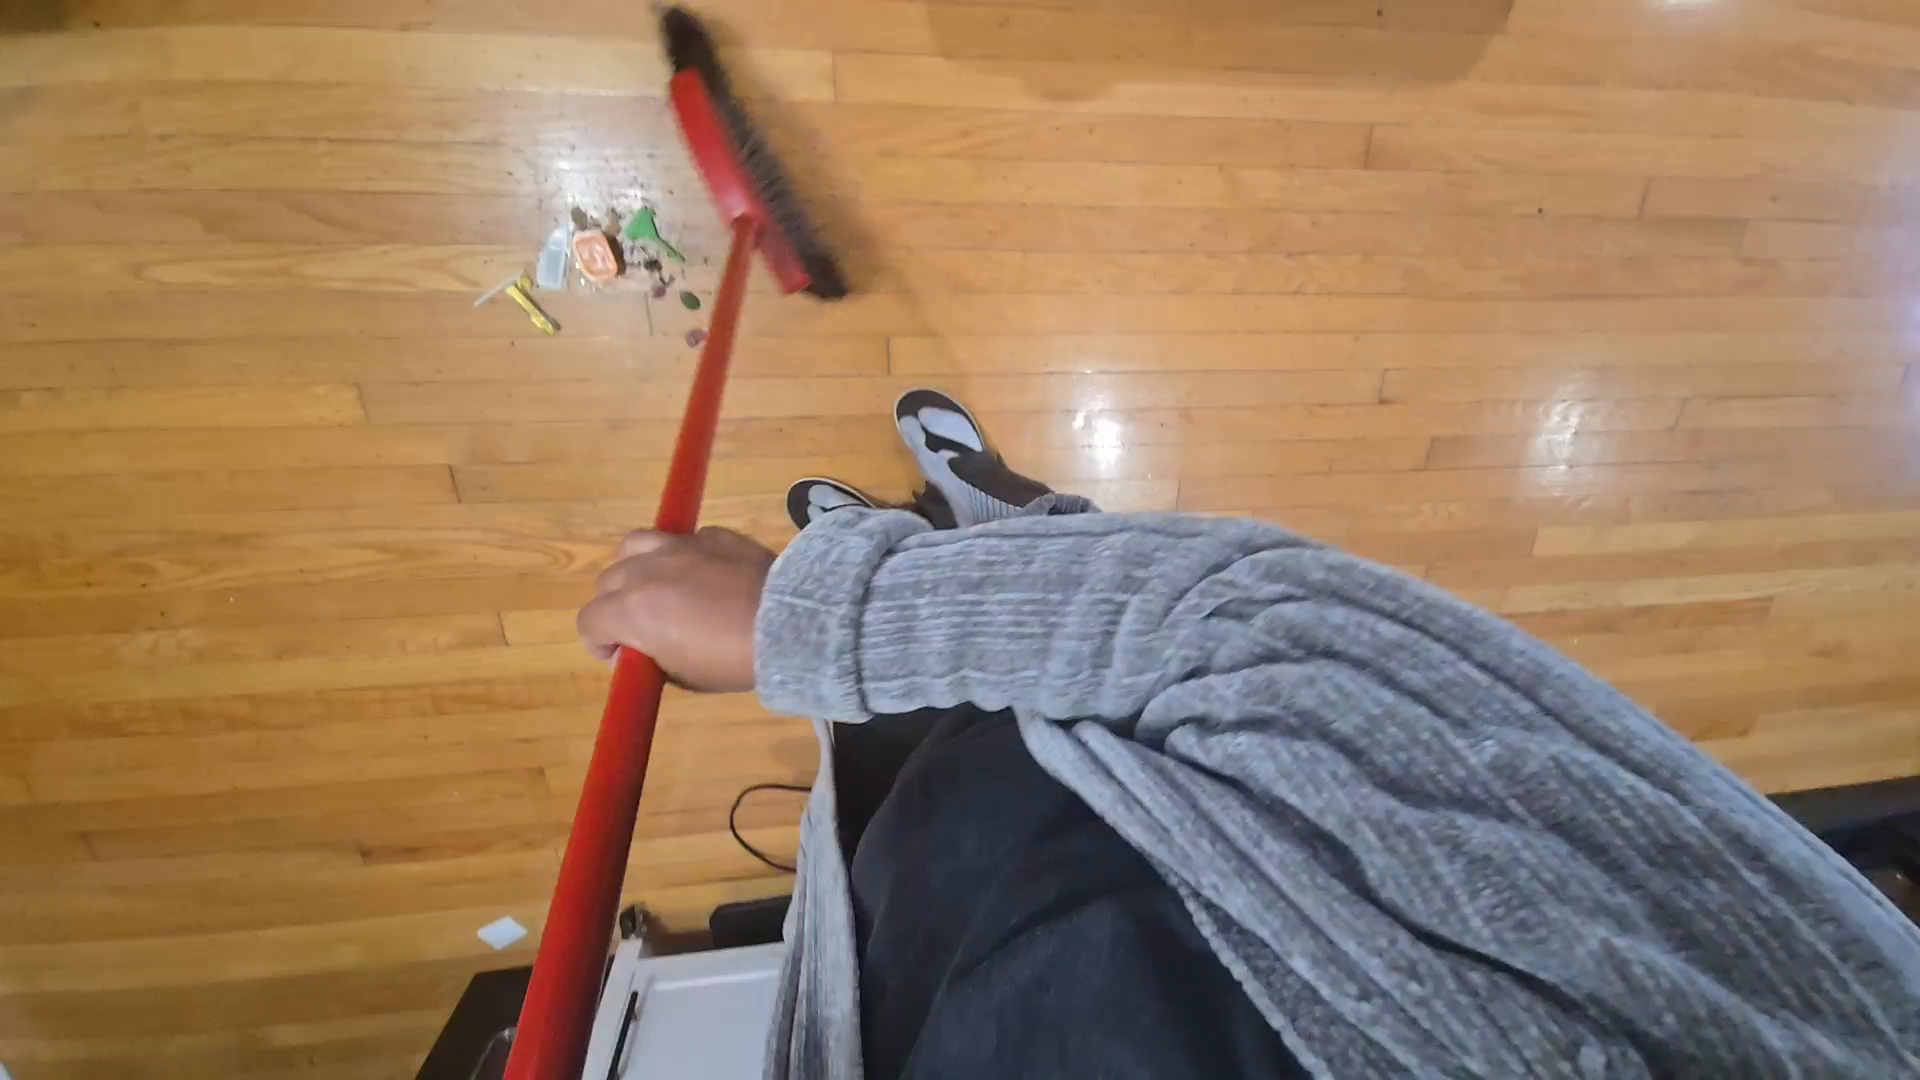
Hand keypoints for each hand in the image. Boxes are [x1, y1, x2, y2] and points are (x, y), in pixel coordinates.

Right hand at [577, 526, 775, 692]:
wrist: (789, 622)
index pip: (589, 621)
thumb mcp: (685, 676)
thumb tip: (643, 649)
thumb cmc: (734, 659)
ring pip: (635, 545)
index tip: (620, 656)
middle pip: (608, 580)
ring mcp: (680, 545)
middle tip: (644, 625)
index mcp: (631, 609)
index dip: (600, 643)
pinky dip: (685, 557)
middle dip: (617, 605)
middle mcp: (646, 569)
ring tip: (658, 585)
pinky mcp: (714, 534)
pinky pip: (684, 540)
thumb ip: (652, 658)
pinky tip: (707, 574)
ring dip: (637, 567)